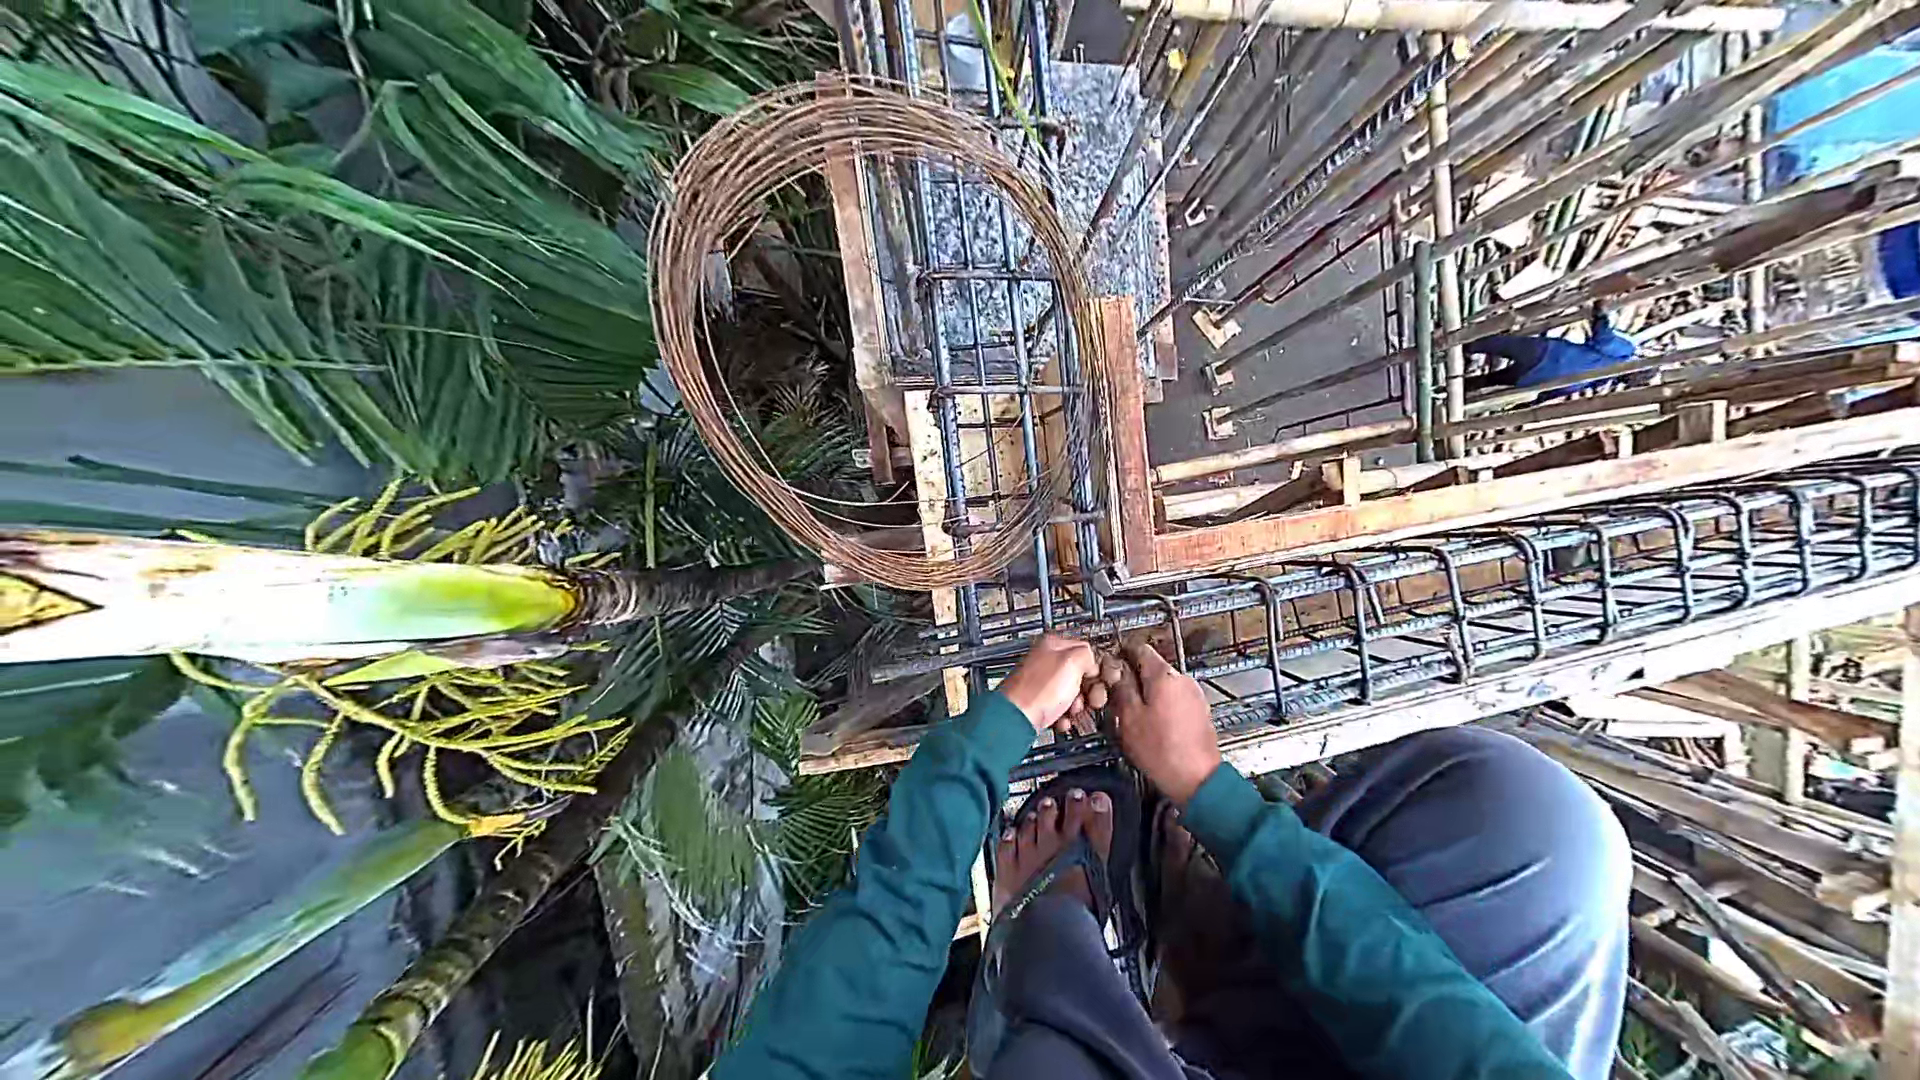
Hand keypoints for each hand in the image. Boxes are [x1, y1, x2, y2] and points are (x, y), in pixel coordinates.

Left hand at [999, 633, 1103, 735]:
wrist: (1016, 719)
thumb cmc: (1038, 691)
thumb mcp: (1072, 662)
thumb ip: (1086, 654)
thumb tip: (1090, 662)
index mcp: (1052, 644)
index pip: (1086, 651)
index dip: (1094, 669)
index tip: (1097, 682)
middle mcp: (1045, 661)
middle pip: (1080, 675)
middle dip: (1087, 690)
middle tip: (1088, 699)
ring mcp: (1041, 682)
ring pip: (1072, 693)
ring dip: (1077, 705)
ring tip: (1071, 710)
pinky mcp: (1038, 702)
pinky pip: (1060, 708)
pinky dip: (1064, 716)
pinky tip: (1061, 719)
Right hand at [1107, 640, 1219, 803]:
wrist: (1197, 780)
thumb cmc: (1162, 751)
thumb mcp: (1129, 716)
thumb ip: (1121, 687)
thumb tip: (1115, 669)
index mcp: (1164, 675)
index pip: (1138, 648)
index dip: (1120, 656)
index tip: (1110, 670)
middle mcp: (1182, 679)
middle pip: (1150, 667)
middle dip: (1132, 680)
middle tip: (1116, 699)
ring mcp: (1193, 695)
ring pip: (1162, 685)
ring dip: (1146, 695)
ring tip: (1133, 717)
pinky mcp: (1199, 711)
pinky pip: (1174, 699)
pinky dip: (1161, 707)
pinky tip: (1152, 726)